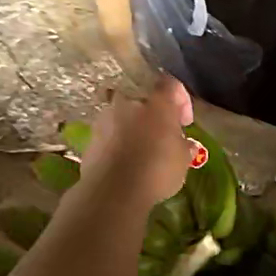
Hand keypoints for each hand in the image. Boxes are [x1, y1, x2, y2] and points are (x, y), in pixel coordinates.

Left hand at [78, 74, 194, 212]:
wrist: (113, 190)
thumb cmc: (158, 170)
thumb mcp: (183, 161)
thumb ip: (184, 146)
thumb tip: (185, 143)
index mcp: (157, 104)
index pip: (171, 85)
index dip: (181, 99)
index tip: (185, 122)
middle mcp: (129, 103)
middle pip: (144, 100)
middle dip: (154, 114)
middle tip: (163, 135)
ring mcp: (105, 117)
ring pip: (125, 115)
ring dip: (135, 127)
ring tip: (144, 150)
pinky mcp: (91, 135)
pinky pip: (111, 132)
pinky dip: (120, 140)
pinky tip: (128, 160)